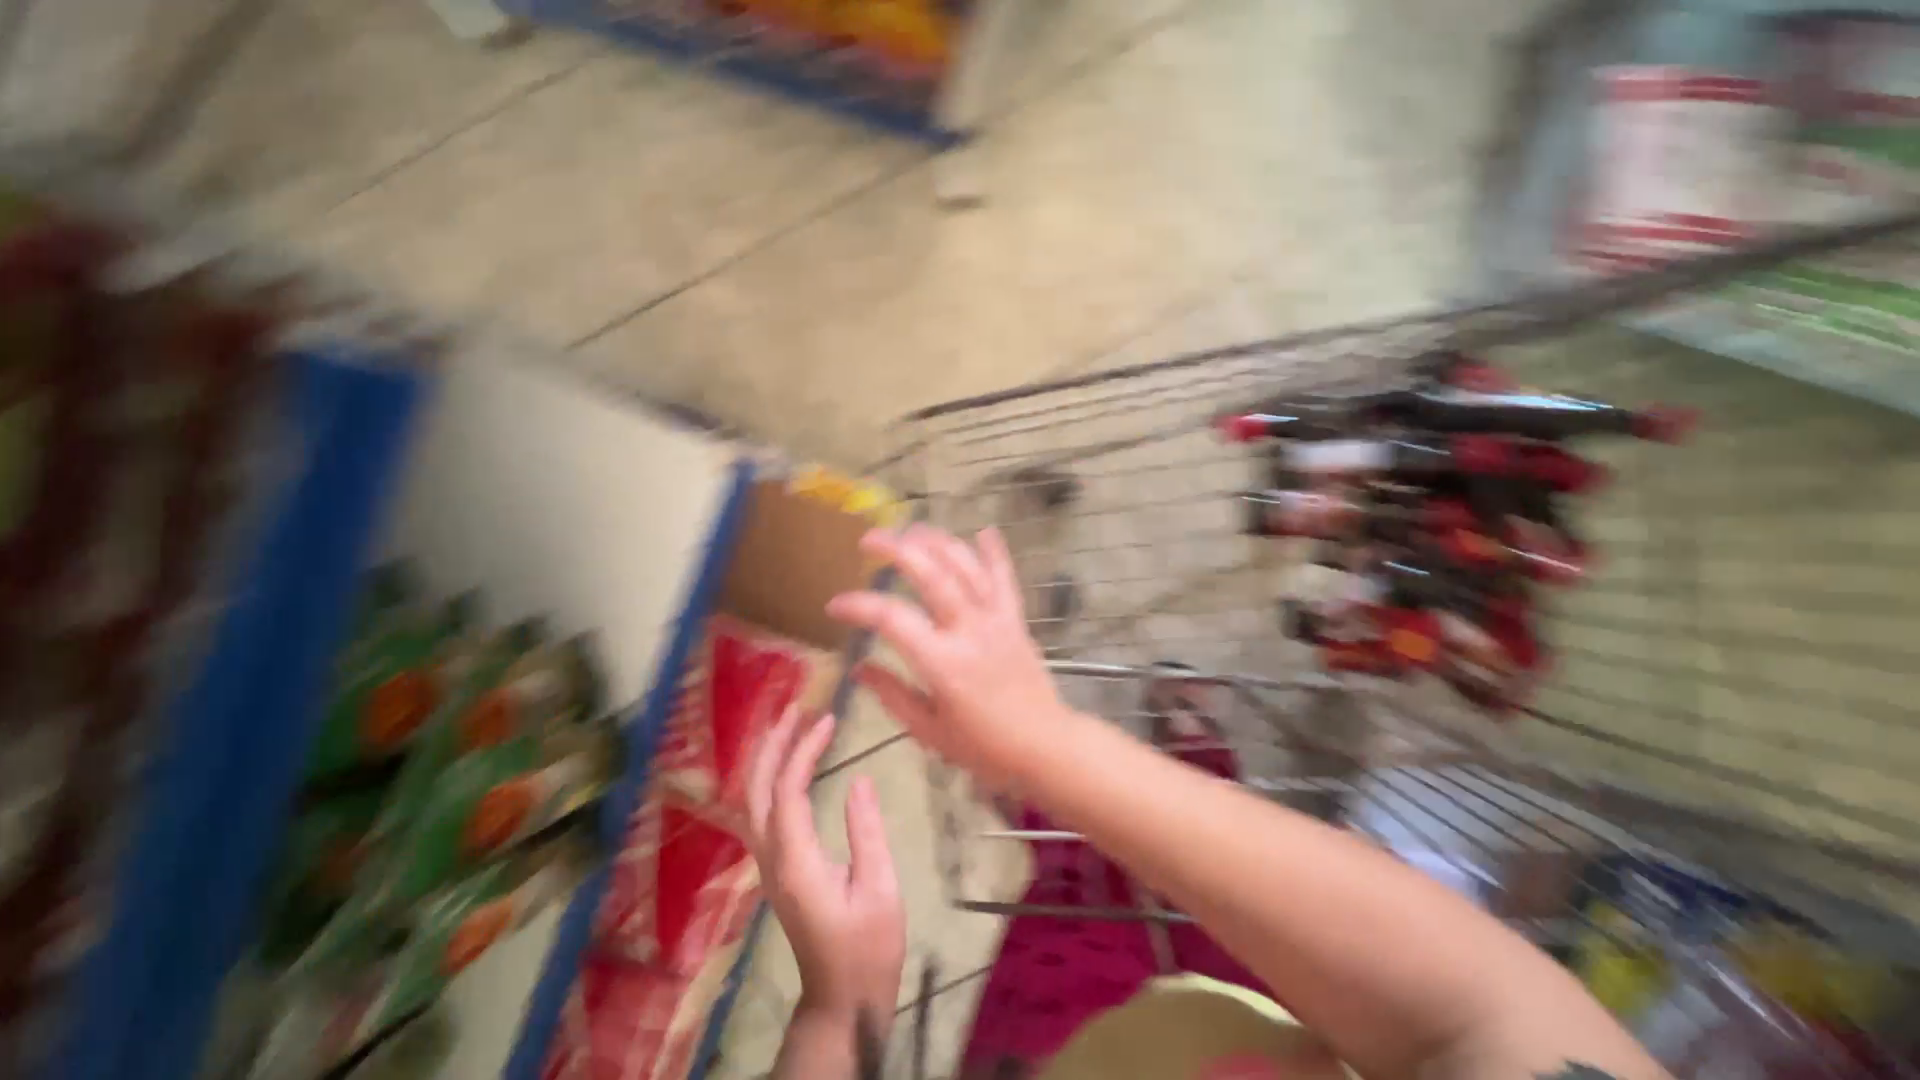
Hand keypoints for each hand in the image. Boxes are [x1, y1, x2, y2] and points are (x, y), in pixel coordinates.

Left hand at [746, 705, 904, 1023]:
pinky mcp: (777, 871)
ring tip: (790, 726)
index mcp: (796, 860)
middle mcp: (772, 858)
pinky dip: (770, 781)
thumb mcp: (879, 888)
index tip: (828, 719)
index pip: (789, 790)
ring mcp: (769, 866)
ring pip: (753, 801)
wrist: (842, 997)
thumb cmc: (868, 947)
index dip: (803, 749)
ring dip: (766, 759)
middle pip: (757, 789)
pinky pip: (762, 814)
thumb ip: (866, 831)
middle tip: (795, 707)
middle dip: (772, 743)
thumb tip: (858, 779)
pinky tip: (787, 768)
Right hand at [826, 525, 1066, 786]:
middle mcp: (970, 631)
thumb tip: (858, 669)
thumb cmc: (984, 748)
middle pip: (932, 574)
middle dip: (897, 550)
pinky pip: (1005, 579)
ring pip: (966, 567)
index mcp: (943, 663)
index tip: (835, 606)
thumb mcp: (929, 731)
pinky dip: (995, 553)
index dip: (859, 606)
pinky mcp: (1016, 620)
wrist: (1045, 748)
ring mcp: (996, 621)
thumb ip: (892, 695)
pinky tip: (984, 531)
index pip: (891, 619)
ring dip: (937, 542)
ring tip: (911, 530)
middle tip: (869, 541)